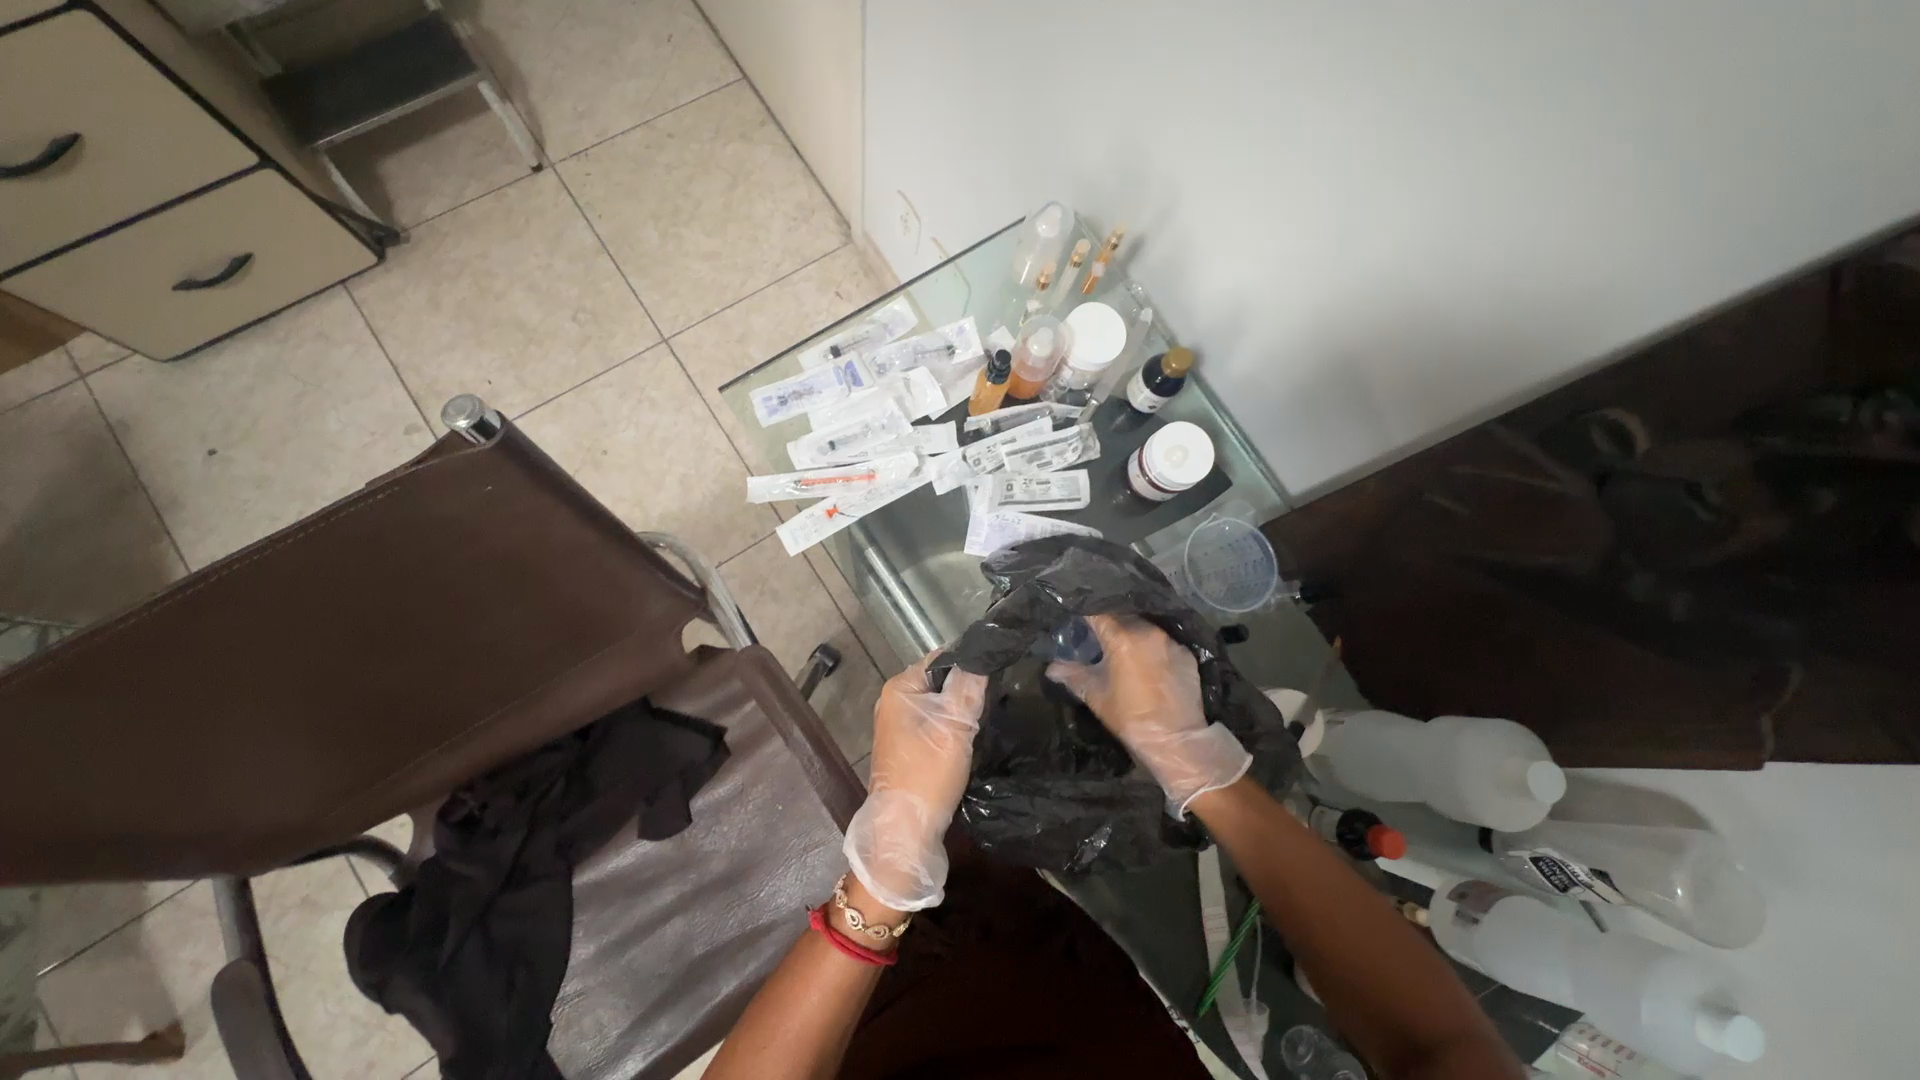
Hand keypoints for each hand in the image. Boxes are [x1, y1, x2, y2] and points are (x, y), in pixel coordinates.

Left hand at [843, 654, 987, 911]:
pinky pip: (936, 727)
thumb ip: (968, 686)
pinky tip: (973, 740)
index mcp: (900, 689)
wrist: (905, 830)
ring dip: (962, 711)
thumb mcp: (954, 725)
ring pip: (940, 706)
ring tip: (992, 716)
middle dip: (968, 688)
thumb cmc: (927, 773)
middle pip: (941, 682)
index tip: (1001, 669)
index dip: (971, 661)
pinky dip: (953, 730)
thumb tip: (982, 655)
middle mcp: (894, 703)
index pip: (941, 658)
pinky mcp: (907, 750)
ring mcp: (899, 728)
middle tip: (1000, 696)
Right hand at [1046, 614, 1250, 816]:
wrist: (1175, 739)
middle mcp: (1148, 631)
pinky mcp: (1186, 654)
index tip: (1078, 620)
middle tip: (1098, 636)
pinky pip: (1164, 642)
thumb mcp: (1095, 695)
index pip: (1098, 612)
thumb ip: (1072, 675)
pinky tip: (1148, 663)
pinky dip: (1152, 648)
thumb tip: (1052, 668)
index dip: (1085, 614)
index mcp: (1122, 637)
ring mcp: (1170, 641)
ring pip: (1145, 626)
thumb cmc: (1130, 717)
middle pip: (1123, 615)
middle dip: (1109, 622)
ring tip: (1123, 649)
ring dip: (1132, 634)